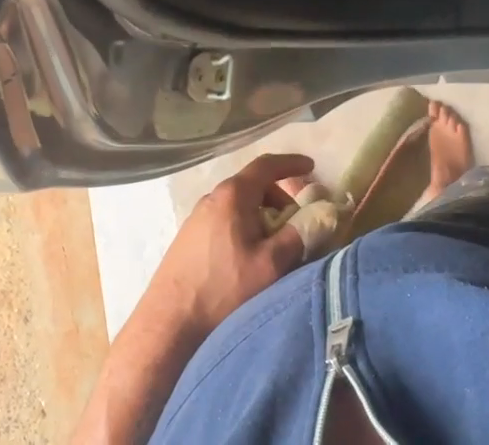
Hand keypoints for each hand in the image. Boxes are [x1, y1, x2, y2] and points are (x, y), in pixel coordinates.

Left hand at [130, 154, 313, 342]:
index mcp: (233, 195)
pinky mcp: (189, 239)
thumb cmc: (224, 289)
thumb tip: (319, 218)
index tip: (311, 167)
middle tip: (297, 221)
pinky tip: (249, 257)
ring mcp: (196, 218)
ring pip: (238, 205)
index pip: (266, 165)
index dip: (291, 163)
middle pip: (253, 185)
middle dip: (279, 197)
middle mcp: (212, 198)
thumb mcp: (271, 265)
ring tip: (275, 245)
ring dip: (262, 215)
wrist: (169, 324)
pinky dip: (244, 226)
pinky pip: (225, 220)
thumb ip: (299, 236)